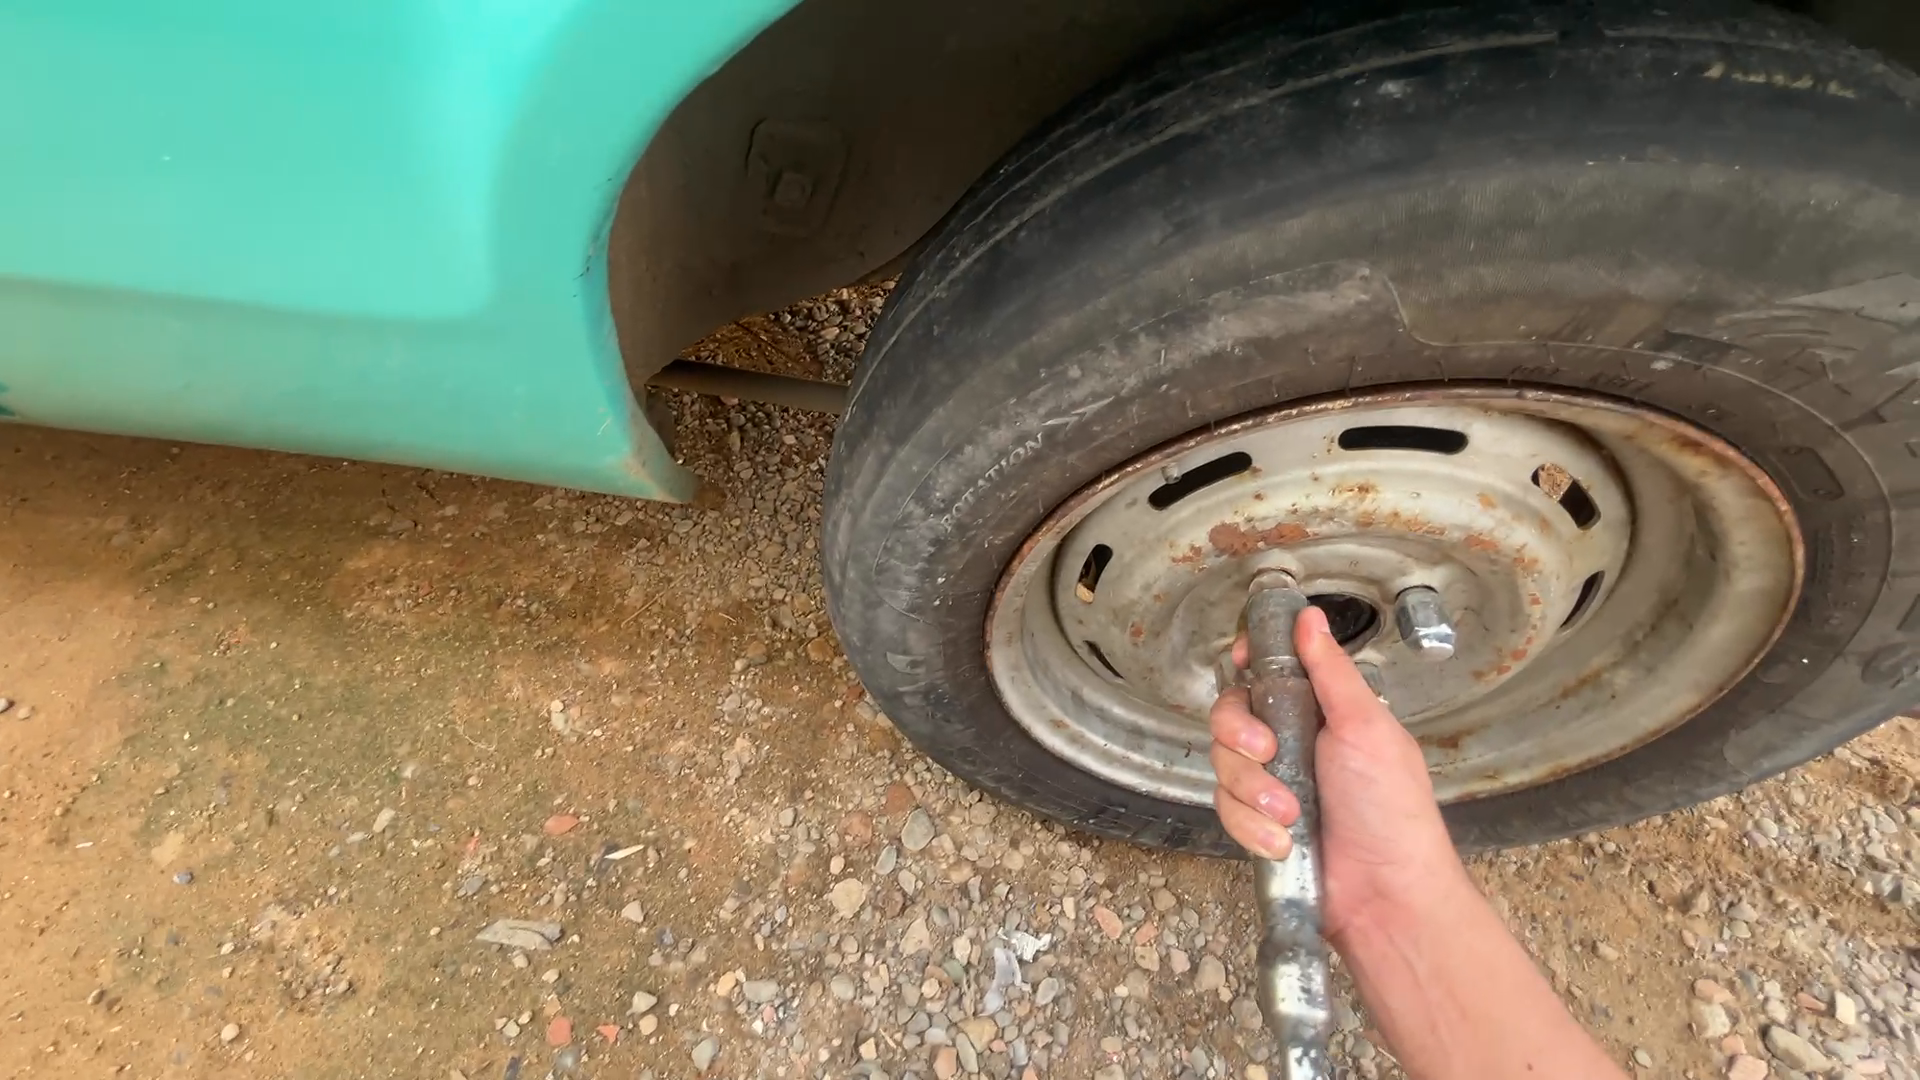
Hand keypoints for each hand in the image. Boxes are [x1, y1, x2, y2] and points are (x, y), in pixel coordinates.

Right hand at [1209, 605, 1466, 943]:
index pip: (1266, 670)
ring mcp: (1268, 780)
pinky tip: (1282, 840)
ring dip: (1252, 789)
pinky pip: (1224, 806)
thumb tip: (1310, 618)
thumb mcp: (1367, 727)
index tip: (1245, 663)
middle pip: (1228, 712)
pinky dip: (1250, 824)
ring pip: (1222, 762)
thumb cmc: (1391, 808)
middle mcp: (1287, 740)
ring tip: (1290, 814)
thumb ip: (1331, 672)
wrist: (1386, 895)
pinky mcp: (1253, 818)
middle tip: (1267, 751)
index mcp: (1317, 710)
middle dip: (1239, 733)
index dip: (1248, 661)